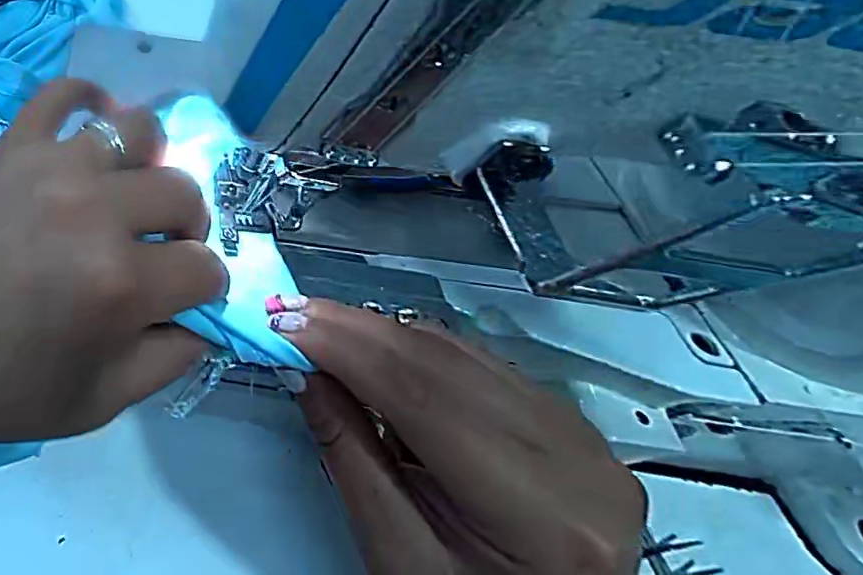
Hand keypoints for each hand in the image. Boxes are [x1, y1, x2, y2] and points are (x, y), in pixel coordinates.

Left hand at [0, 79, 227, 445]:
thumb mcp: (93, 405)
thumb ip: (167, 363)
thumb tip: (204, 317)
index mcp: (119, 285)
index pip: (204, 268)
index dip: (203, 286)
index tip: (183, 294)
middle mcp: (96, 212)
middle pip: (183, 193)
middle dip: (188, 225)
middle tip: (160, 245)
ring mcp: (54, 166)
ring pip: (140, 131)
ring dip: (150, 163)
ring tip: (130, 188)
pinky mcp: (16, 143)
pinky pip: (63, 92)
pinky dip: (87, 95)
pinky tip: (95, 120)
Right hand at [272, 298, 644, 574]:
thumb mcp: (395, 552)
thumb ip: (347, 450)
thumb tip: (302, 367)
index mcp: (543, 513)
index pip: (424, 397)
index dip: (346, 348)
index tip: (287, 323)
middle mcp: (574, 457)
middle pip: (439, 362)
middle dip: (353, 330)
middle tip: (290, 312)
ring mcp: (575, 431)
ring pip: (453, 349)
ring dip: (376, 333)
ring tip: (317, 327)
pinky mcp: (562, 415)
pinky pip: (471, 359)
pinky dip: (411, 348)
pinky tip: (369, 347)